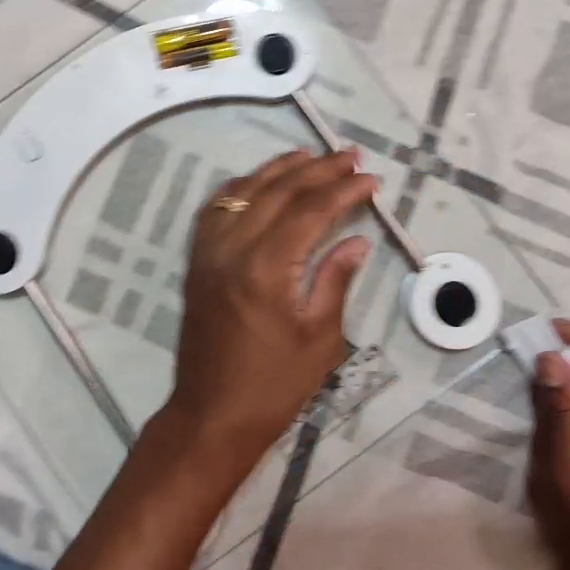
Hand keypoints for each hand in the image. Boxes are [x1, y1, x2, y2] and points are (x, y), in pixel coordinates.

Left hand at [166, 150, 378, 461]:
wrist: (213, 414)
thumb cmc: (274, 385)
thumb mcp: (319, 337)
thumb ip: (336, 279)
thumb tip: (358, 239)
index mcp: (266, 268)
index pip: (310, 211)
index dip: (343, 191)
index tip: (371, 180)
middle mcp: (232, 248)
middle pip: (278, 192)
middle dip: (317, 169)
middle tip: (349, 156)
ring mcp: (209, 252)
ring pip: (243, 192)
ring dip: (278, 170)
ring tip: (310, 156)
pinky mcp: (197, 261)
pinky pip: (216, 209)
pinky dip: (241, 188)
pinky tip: (259, 182)